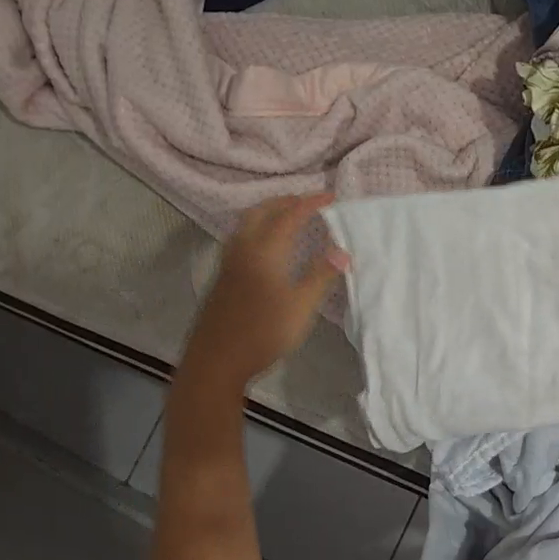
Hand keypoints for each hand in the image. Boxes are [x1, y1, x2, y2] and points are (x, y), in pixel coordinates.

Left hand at [187, 193, 349, 386]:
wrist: (216, 361)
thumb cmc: (263, 333)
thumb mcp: (301, 307)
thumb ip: (321, 275)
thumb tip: (342, 249)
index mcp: (264, 252)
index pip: (289, 216)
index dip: (311, 203)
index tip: (331, 198)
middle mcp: (243, 250)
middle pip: (261, 212)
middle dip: (285, 201)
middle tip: (309, 202)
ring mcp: (228, 264)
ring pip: (247, 224)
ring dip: (269, 213)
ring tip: (289, 217)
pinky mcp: (223, 278)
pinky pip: (241, 238)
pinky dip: (259, 228)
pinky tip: (268, 247)